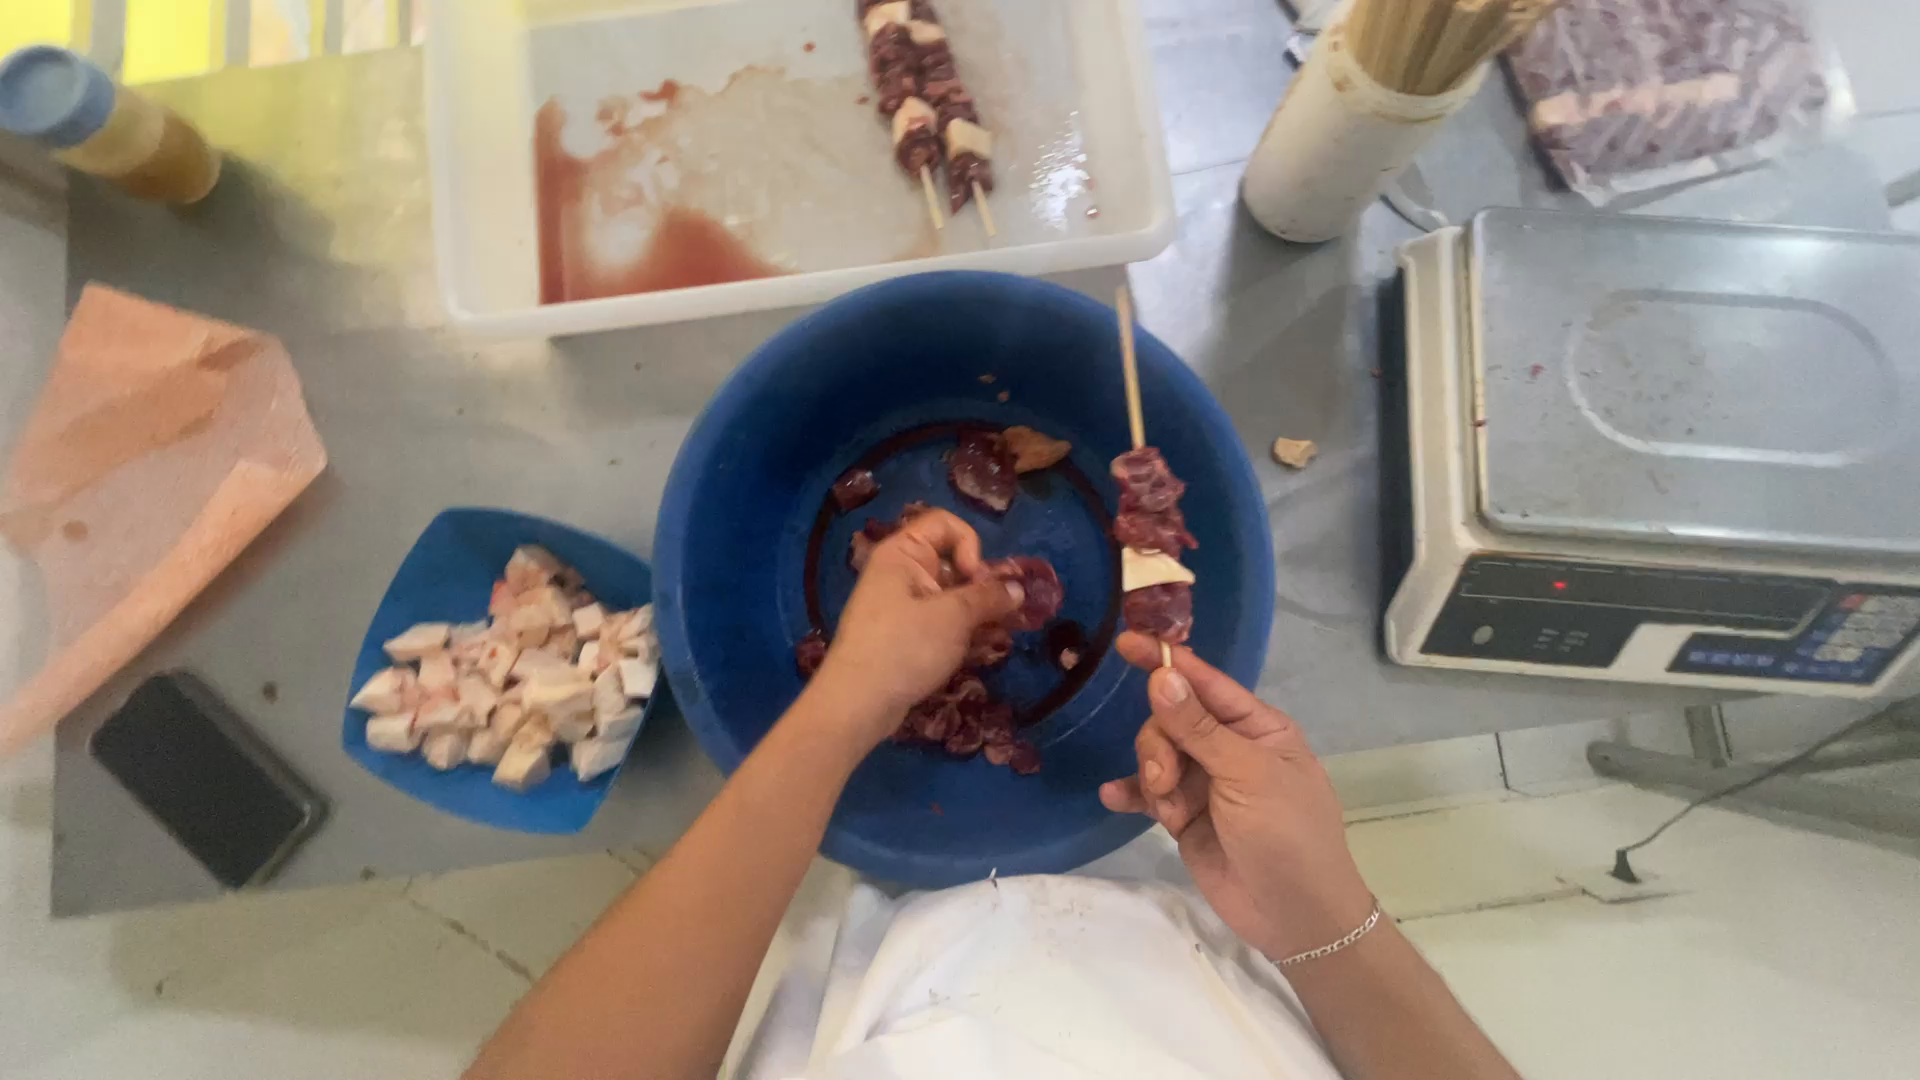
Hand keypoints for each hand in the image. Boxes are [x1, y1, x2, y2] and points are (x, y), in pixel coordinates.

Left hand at [809, 509, 1022, 747]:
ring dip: (980, 611)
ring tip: (1005, 632)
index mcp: (902, 553)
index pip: (945, 524)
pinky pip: (943, 622)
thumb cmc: (904, 647)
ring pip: (952, 596)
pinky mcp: (907, 636)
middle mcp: (901, 573)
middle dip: (983, 585)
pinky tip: (988, 648)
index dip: (969, 545)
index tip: (976, 579)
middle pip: (952, 562)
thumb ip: (989, 598)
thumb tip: (1019, 588)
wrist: (859, 703)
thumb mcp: (953, 618)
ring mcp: (903, 606)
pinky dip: (965, 630)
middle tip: (1006, 612)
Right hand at [1100, 633, 1374, 960]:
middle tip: (1164, 777)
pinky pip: (1148, 792)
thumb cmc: (1287, 834)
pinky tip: (1113, 797)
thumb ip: (1198, 727)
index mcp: (1256, 727)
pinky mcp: (1184, 814)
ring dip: (1152, 775)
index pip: (1204, 681)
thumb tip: (1161, 675)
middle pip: (1171, 719)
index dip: (1166, 661)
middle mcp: (1227, 747)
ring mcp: (1204, 782)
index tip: (1125, 643)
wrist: (1296, 920)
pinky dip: (1132, 793)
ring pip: (1156, 753)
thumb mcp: (1247, 775)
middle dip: (1160, 743)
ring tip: (1165, 805)